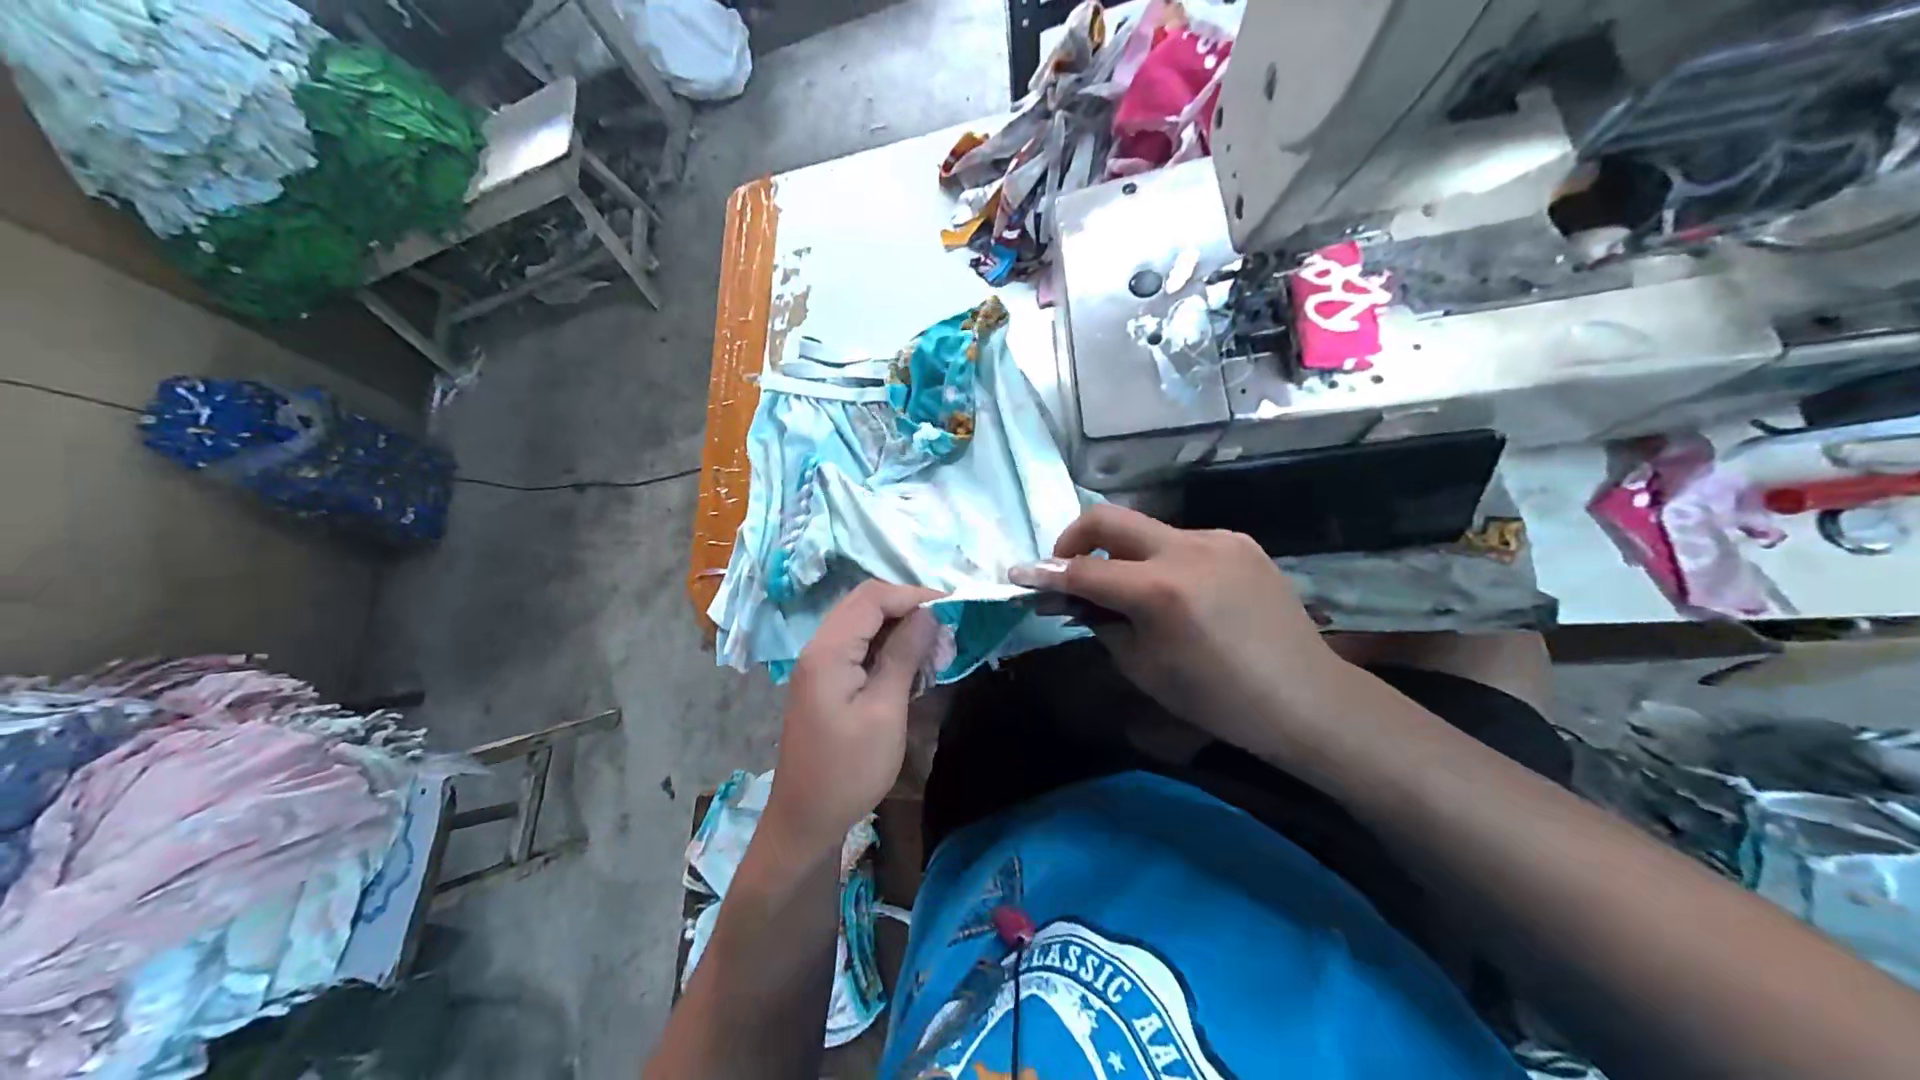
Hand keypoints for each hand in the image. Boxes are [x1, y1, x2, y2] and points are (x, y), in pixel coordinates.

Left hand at [763, 581, 943, 857]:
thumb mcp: (885, 711)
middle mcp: (818, 647)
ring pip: (861, 623)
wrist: (806, 818)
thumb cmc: (850, 769)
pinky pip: (856, 645)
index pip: (873, 597)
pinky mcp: (823, 680)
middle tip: (945, 626)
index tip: (952, 610)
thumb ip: (904, 655)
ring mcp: (817, 664)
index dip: (913, 595)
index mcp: (828, 650)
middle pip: (864, 603)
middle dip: (907, 606)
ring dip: (897, 625)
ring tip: (933, 643)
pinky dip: (884, 644)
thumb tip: (930, 614)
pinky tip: (908, 662)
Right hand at [1009, 504, 1350, 757]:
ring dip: (1123, 554)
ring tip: (1129, 592)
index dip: (1045, 573)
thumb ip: (1101, 623)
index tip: (1019, 574)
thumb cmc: (1217, 699)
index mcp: (1160, 591)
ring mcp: (1218, 539)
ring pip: (1147, 530)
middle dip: (1074, 537)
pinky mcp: (1240, 541)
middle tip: (1067, 567)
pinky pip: (1182, 542)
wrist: (1305, 698)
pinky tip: (1176, 593)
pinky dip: (1161, 561)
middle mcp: (1187, 549)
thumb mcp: (1143, 667)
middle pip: (1108, 518)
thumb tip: (1072, 597)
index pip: (1083, 570)